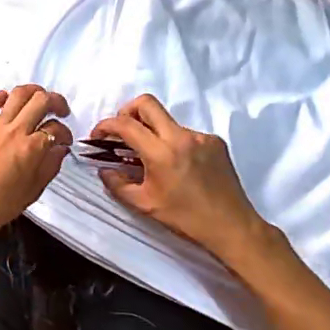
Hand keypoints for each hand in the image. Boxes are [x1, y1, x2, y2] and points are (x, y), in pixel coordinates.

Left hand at [0, 84, 72, 244]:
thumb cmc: (1, 204)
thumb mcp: (35, 189)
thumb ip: (50, 165)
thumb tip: (59, 150)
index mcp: (32, 148)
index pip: (57, 129)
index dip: (65, 133)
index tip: (65, 141)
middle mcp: (15, 132)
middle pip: (41, 101)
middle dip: (57, 102)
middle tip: (60, 111)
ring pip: (18, 94)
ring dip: (34, 91)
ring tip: (39, 97)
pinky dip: (0, 95)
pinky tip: (7, 99)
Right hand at [90, 94, 282, 269]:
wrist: (231, 225)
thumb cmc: (185, 217)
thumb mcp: (144, 204)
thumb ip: (117, 184)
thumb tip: (104, 170)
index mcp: (162, 153)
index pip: (126, 125)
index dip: (105, 126)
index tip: (97, 136)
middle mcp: (182, 137)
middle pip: (147, 103)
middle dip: (126, 111)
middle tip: (122, 132)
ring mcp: (201, 136)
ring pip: (166, 120)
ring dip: (151, 131)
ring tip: (150, 157)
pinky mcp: (215, 141)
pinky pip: (185, 133)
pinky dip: (173, 142)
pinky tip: (176, 165)